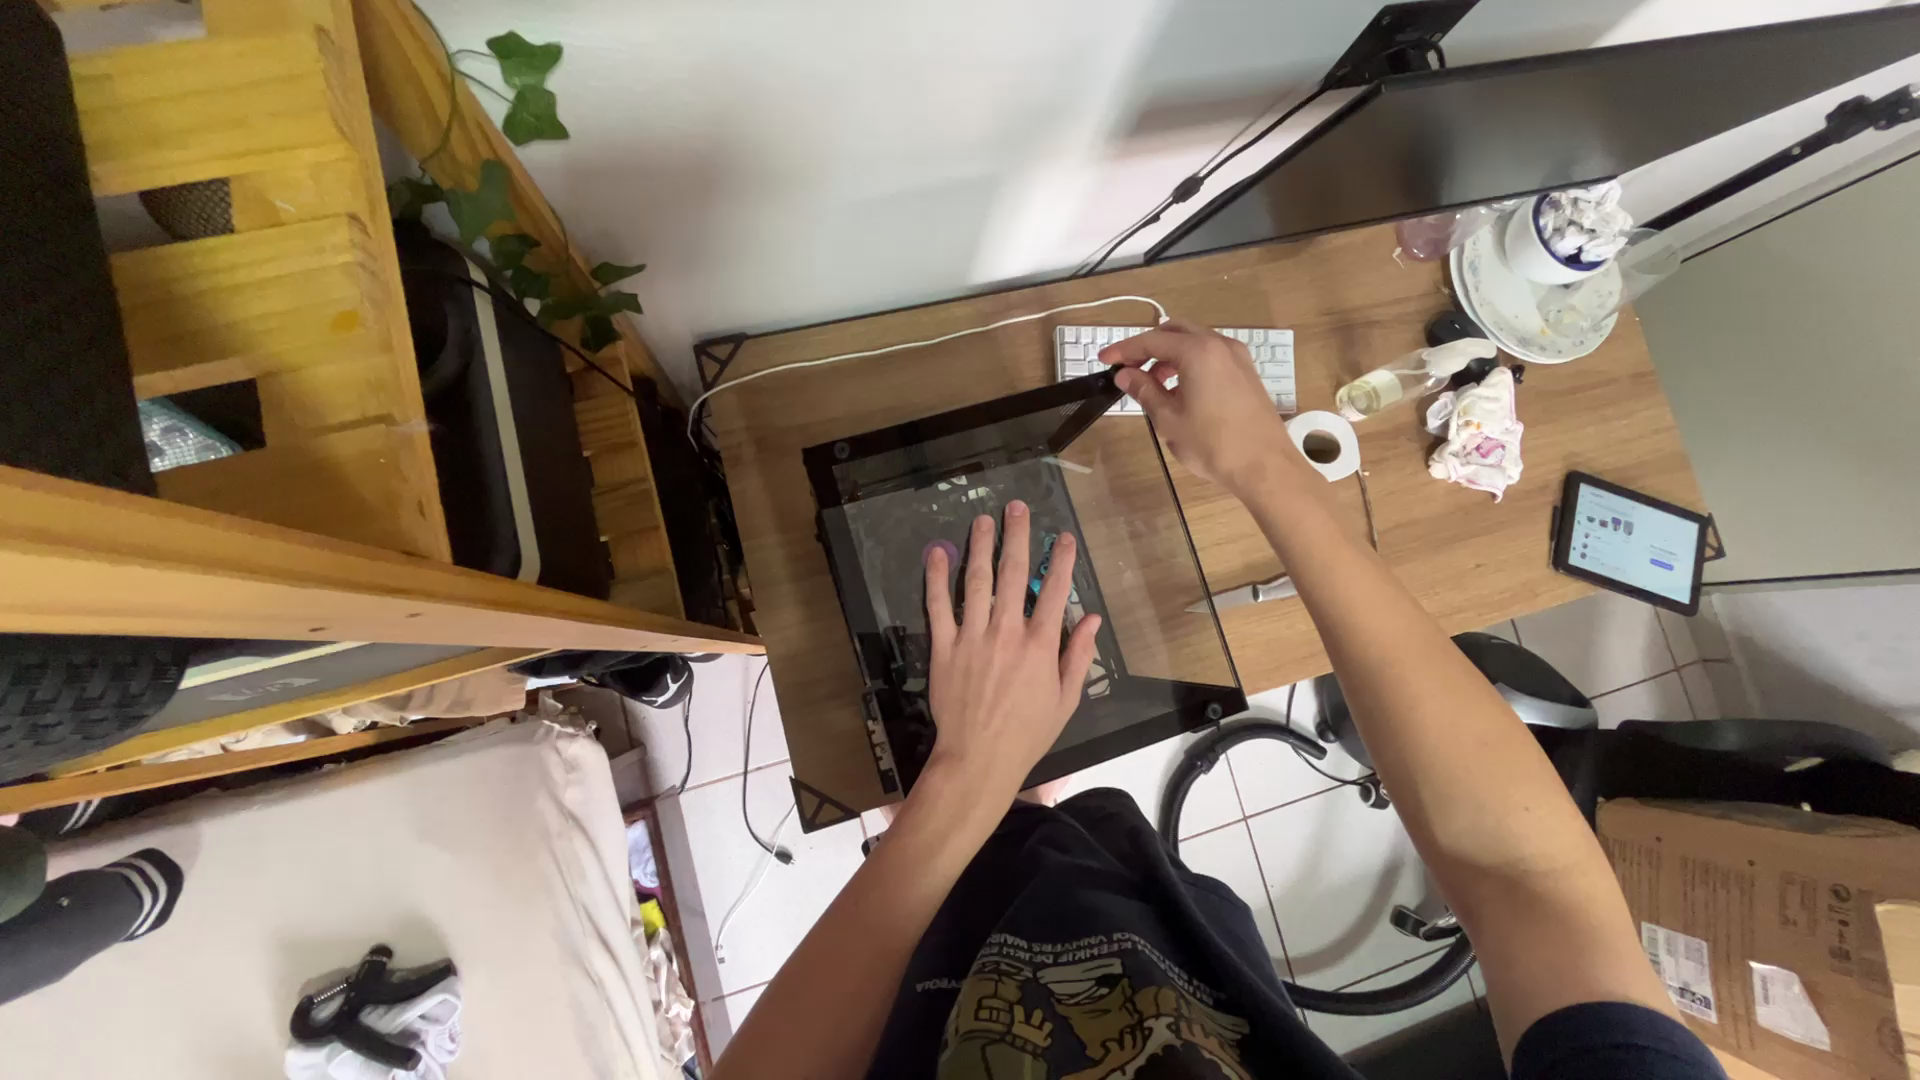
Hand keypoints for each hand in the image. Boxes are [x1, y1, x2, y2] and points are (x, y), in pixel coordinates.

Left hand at [921, 500, 1101, 799]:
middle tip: (1016, 507)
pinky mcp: (945, 647)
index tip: (1062, 536)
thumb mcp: (1065, 699)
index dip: (1060, 560)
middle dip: (1017, 537)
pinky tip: (937, 552)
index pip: (1054, 592)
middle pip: (1013, 574)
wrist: (978, 758)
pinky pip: (939, 606)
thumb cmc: (1027, 733)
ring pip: (977, 581)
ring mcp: (973, 637)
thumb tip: (1094, 619)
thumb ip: (1078, 656)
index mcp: (1040, 645)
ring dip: (981, 546)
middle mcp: (1007, 632)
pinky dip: (937, 577)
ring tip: (983, 519)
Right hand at [1098, 321, 1312, 496]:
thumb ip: (1145, 391)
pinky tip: (1179, 389)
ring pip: (1195, 342)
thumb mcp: (1169, 419)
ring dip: (1169, 355)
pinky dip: (1189, 363)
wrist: (1264, 465)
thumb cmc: (1212, 444)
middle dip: (1148, 346)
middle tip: (1128, 368)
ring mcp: (1237, 357)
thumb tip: (1125, 375)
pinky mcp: (1246, 372)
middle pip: (1175, 332)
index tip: (1105, 360)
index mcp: (1198, 352)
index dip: (1124, 349)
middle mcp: (1219, 345)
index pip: (1152, 341)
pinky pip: (1210, 356)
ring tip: (1152, 383)